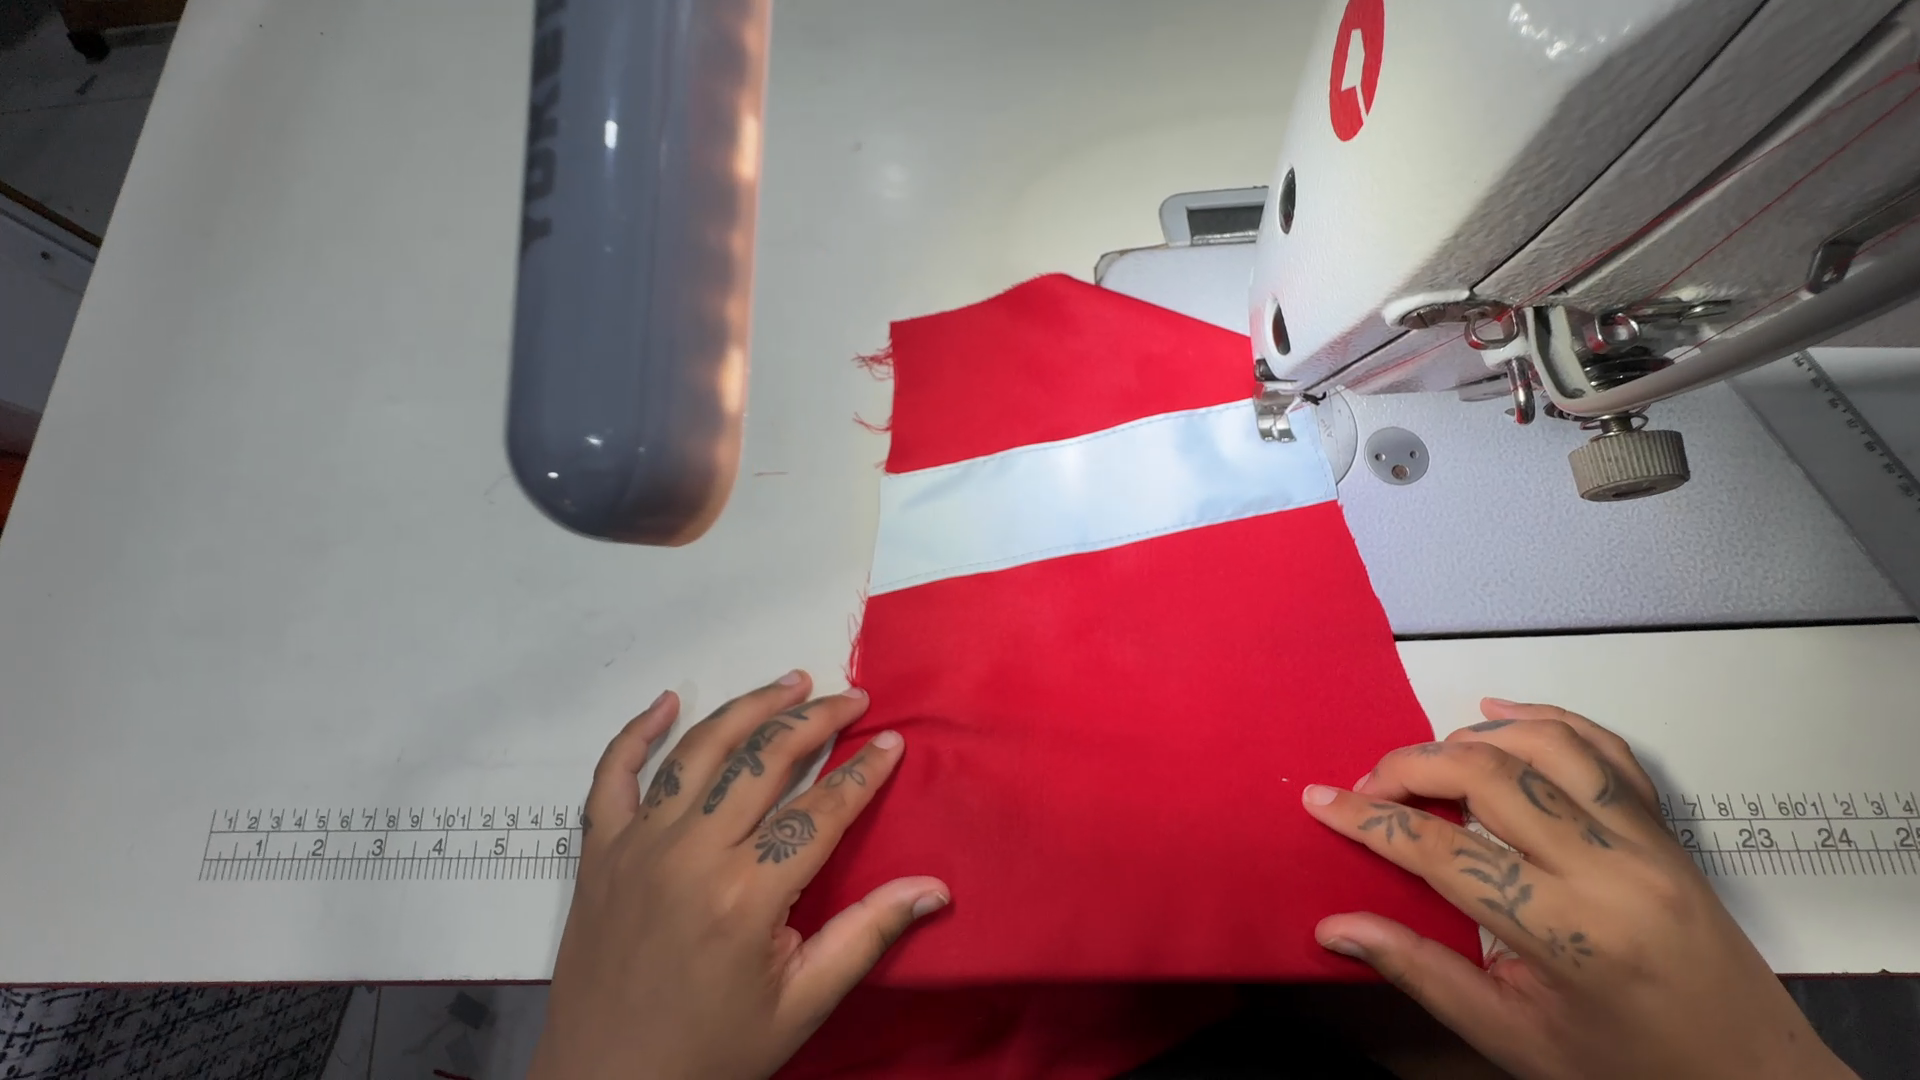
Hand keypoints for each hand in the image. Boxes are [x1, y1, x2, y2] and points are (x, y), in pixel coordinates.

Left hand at [530, 672, 949, 1079]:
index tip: (892, 740)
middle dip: (816, 720)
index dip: (864, 772)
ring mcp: (638, 846)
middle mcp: (691, 854)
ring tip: (792, 681)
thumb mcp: (803, 1004)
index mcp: (747, 896)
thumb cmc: (714, 1050)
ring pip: (700, 750)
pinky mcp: (600, 851)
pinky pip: (612, 775)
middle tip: (852, 696)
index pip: (821, 811)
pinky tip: (666, 701)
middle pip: (764, 761)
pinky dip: (636, 732)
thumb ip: (869, 934)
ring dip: (750, 706)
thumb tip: (937, 888)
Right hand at [1302, 699, 1855, 1079]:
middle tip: (1368, 789)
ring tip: (1426, 765)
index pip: (1442, 851)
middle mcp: (1612, 870)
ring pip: (1543, 745)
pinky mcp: (1665, 828)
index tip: (1318, 800)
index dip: (1367, 820)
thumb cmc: (1625, 1069)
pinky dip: (1541, 719)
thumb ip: (1418, 970)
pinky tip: (1495, 717)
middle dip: (1407, 769)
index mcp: (1572, 933)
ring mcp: (1648, 841)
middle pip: (1487, 776)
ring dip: (1466, 739)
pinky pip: (1603, 747)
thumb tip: (1331, 927)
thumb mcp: (1512, 1037)